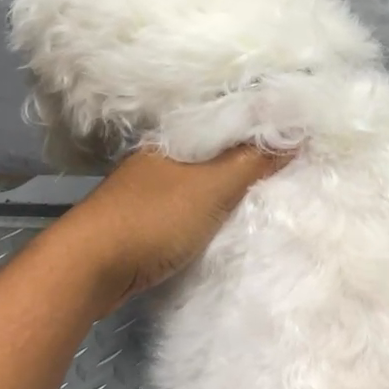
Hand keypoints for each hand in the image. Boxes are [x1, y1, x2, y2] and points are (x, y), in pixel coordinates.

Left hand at [57, 145, 291, 304]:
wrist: (90, 268)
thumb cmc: (154, 218)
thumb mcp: (214, 186)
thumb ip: (253, 160)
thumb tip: (296, 132)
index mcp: (175, 138)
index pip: (227, 120)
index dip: (262, 126)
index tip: (298, 133)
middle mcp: (162, 158)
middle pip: (217, 150)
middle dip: (250, 155)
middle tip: (295, 161)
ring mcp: (151, 190)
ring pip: (204, 179)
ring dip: (232, 183)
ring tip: (273, 187)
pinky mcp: (148, 220)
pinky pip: (194, 204)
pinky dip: (215, 207)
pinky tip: (234, 215)